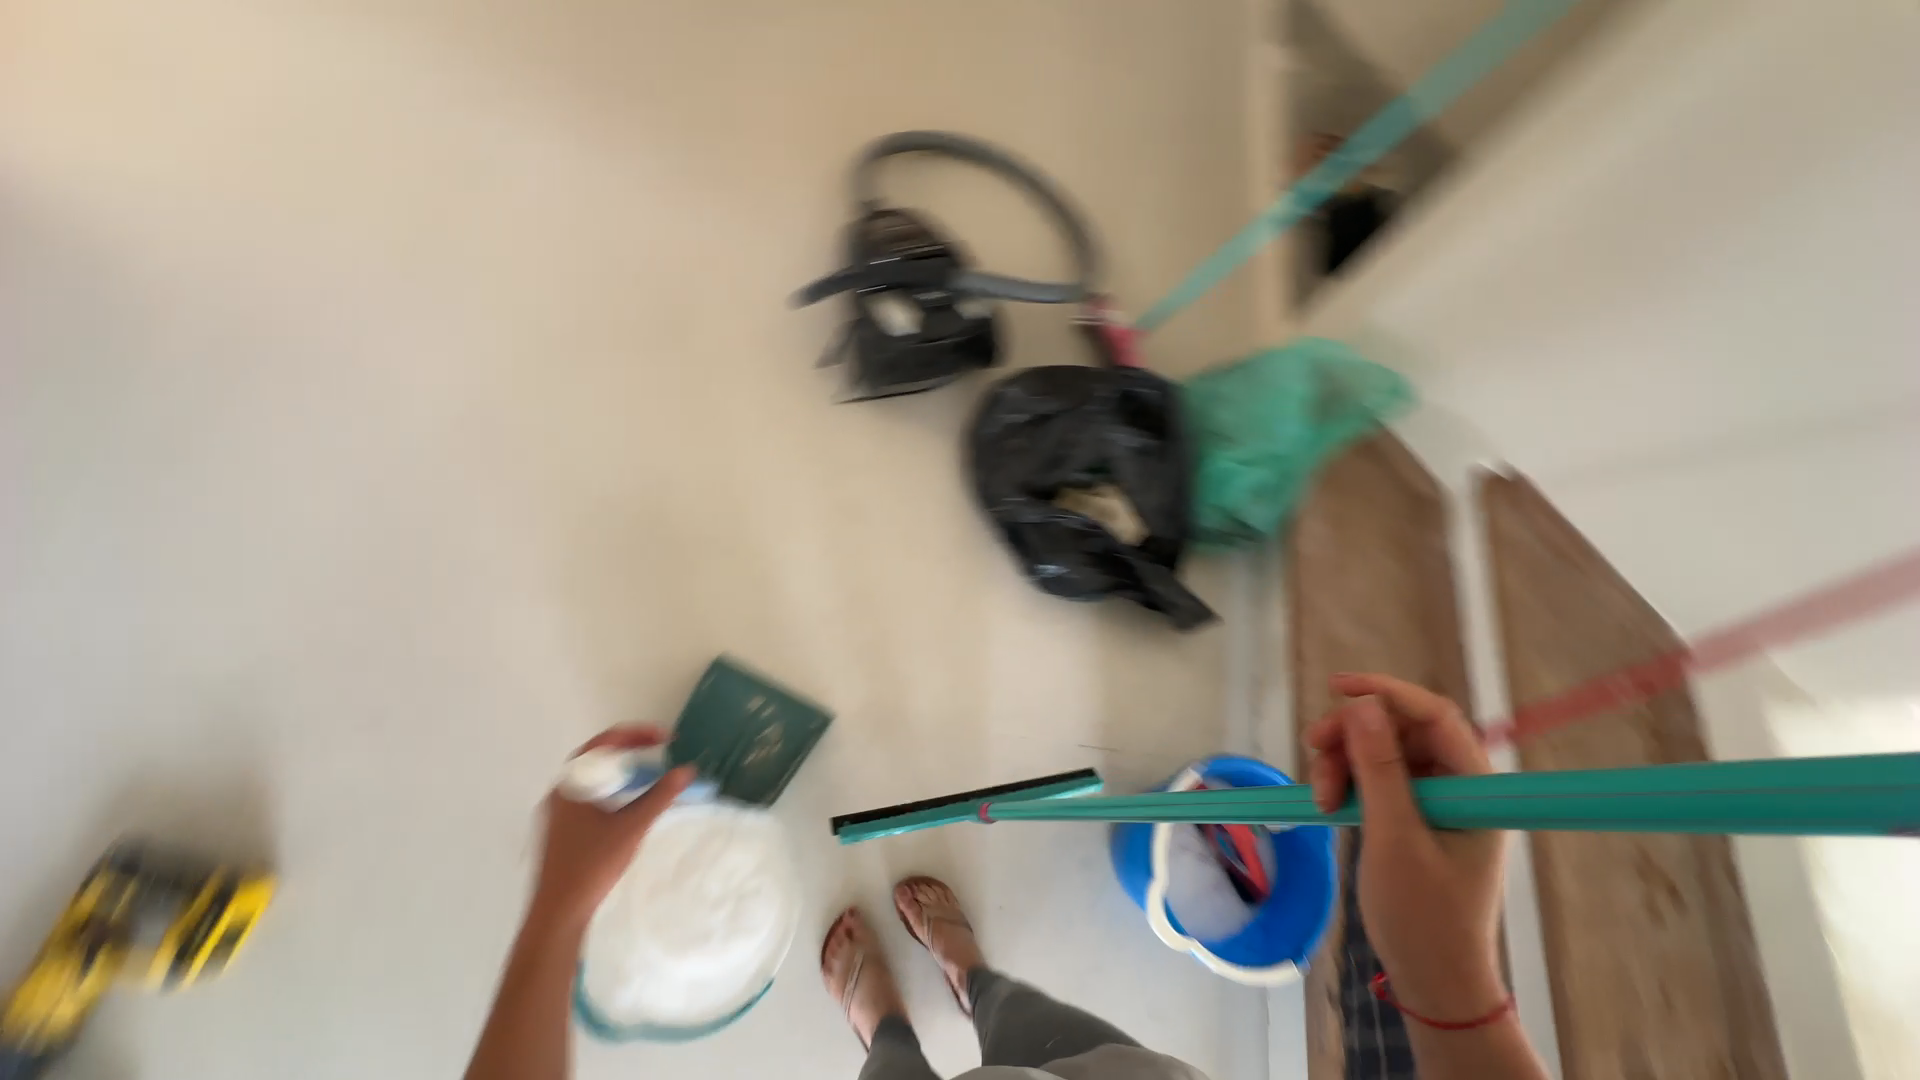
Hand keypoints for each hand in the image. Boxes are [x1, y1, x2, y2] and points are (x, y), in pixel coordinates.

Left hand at [529, 727, 694, 930]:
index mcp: (571, 784)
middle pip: (596, 756)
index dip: (638, 734)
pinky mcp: (559, 830)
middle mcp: (559, 792)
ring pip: (590, 777)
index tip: (666, 739)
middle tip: (659, 751)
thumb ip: (660, 796)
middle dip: (630, 749)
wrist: (558, 912)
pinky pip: (586, 795)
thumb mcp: (632, 827)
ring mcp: (556, 812)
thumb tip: (687, 770)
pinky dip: (609, 788)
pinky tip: (626, 804)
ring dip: (619, 770)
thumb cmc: (592, 864)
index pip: (605, 742)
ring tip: (647, 775)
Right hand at [1305, 673, 1507, 1018]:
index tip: (1336, 688)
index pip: (1435, 716)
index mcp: (1474, 787)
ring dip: (1342, 763)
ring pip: (1379, 752)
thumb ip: (1380, 768)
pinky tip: (1328, 804)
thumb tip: (1364, 706)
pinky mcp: (1410, 815)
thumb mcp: (1394, 837)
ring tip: (1320, 797)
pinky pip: (1373, 778)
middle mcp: (1457, 786)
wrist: (1431, 978)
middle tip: (1312, 751)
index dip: (1387, 693)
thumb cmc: (1423, 914)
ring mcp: (1433, 801)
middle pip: (1399, 731)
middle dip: (1351, 736)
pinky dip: (1346, 783)